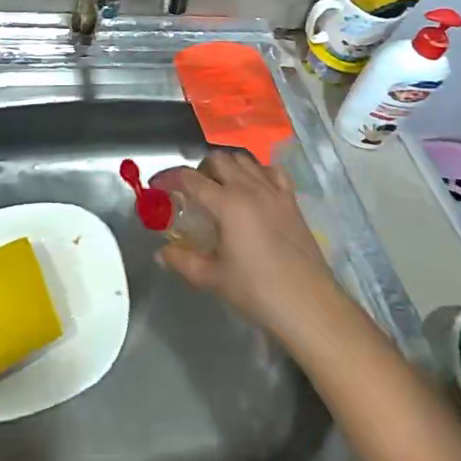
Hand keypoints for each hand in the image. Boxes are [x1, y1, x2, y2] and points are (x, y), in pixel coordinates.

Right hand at [156, 151, 339, 333]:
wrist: (305, 300)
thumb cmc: (255, 290)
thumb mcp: (212, 278)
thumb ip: (183, 260)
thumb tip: (162, 252)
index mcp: (227, 203)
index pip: (191, 179)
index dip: (169, 177)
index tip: (156, 185)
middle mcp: (250, 187)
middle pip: (219, 159)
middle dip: (199, 169)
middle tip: (189, 192)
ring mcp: (274, 190)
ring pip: (245, 160)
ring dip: (226, 166)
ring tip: (218, 188)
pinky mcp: (291, 198)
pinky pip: (271, 171)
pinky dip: (256, 171)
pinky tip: (252, 187)